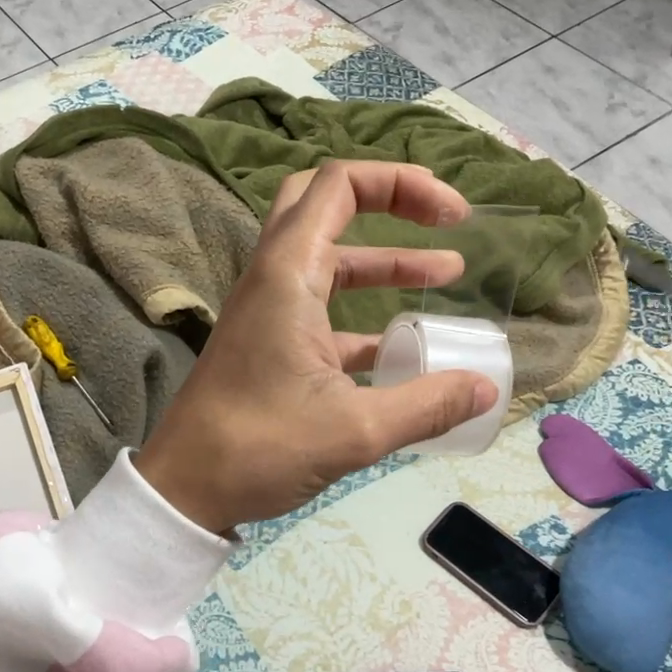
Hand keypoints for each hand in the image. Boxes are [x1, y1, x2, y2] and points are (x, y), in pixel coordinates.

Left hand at [135, 161, 499, 533]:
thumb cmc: (259, 448)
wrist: (185, 488)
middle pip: (323, 206)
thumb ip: (426, 405)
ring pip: (326, 262)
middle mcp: (271, 280)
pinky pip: (320, 312)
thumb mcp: (355, 430)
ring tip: (449, 275)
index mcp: (286, 275)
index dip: (402, 183)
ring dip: (383, 263)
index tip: (454, 216)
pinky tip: (403, 348)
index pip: (339, 185)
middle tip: (441, 222)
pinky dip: (362, 315)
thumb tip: (486, 389)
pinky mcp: (266, 346)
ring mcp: (265, 313)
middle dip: (387, 203)